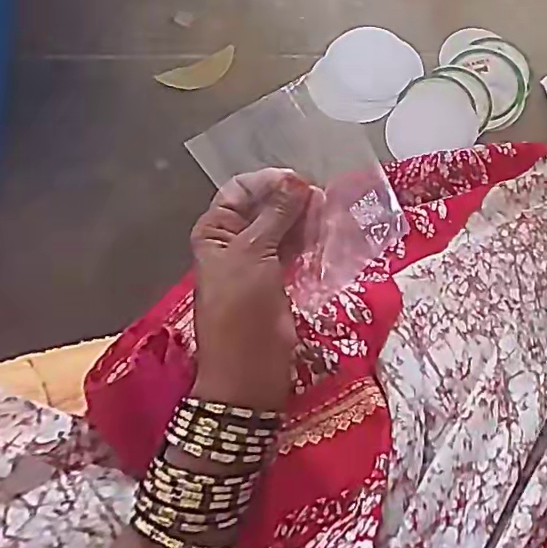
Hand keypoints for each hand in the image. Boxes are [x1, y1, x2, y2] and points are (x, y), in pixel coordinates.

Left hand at [190, 170, 316, 410]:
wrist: (251, 366)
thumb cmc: (241, 309)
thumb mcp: (253, 255)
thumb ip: (276, 215)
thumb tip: (297, 181)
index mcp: (216, 230)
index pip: (242, 190)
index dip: (270, 182)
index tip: (301, 183)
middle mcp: (237, 240)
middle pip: (267, 205)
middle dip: (293, 199)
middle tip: (322, 200)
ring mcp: (261, 259)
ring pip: (286, 226)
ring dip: (307, 218)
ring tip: (330, 215)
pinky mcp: (283, 276)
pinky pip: (299, 248)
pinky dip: (313, 238)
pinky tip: (330, 233)